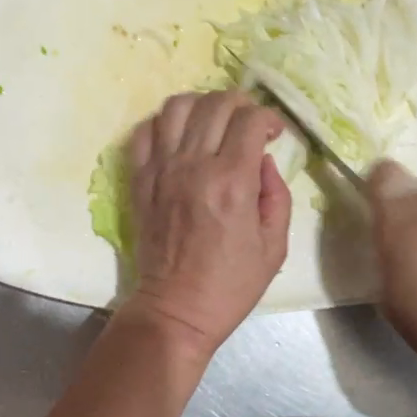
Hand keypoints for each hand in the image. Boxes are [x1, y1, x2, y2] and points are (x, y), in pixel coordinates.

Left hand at [125, 90, 291, 352]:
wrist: (176, 311)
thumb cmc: (230, 287)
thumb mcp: (274, 249)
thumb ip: (277, 197)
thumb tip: (264, 162)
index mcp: (232, 183)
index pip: (250, 120)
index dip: (268, 118)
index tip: (274, 134)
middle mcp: (194, 167)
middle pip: (215, 104)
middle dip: (239, 104)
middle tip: (248, 124)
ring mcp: (161, 172)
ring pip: (176, 107)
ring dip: (200, 105)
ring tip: (213, 122)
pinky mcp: (140, 182)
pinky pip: (145, 132)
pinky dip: (163, 124)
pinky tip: (179, 137)